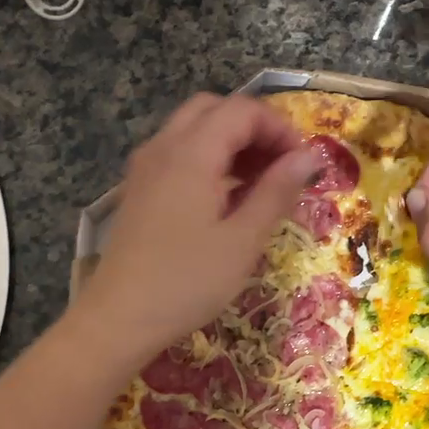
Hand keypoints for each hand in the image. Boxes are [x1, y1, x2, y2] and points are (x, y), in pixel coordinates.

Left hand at [75, 93, 316, 359]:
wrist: (119, 318)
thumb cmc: (187, 283)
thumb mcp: (242, 242)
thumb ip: (276, 193)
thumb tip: (309, 157)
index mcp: (192, 153)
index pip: (242, 110)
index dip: (279, 127)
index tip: (304, 161)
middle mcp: (164, 147)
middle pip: (213, 110)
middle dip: (253, 128)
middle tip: (281, 168)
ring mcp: (145, 169)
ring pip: (192, 131)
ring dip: (230, 144)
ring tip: (259, 186)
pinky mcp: (138, 192)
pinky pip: (176, 156)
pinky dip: (207, 162)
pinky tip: (224, 201)